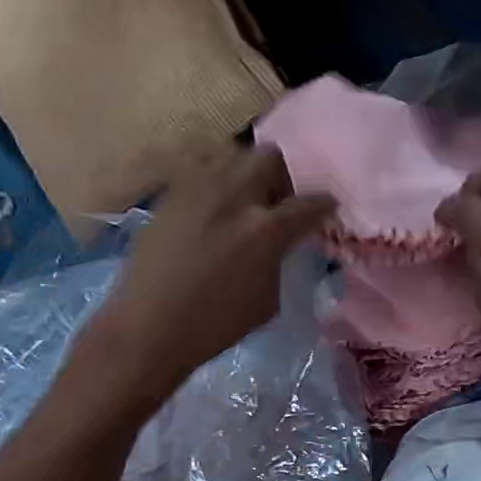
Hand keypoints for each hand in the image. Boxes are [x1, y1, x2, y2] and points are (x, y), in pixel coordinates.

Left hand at [89, 143, 335, 407]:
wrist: (152, 325)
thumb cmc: (218, 323)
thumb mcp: (268, 298)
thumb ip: (278, 259)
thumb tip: (280, 243)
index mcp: (266, 229)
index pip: (309, 203)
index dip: (324, 204)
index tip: (328, 206)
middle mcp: (234, 196)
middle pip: (269, 158)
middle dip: (283, 174)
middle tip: (281, 199)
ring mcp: (198, 189)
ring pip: (233, 155)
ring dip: (248, 171)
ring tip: (247, 196)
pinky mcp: (170, 193)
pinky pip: (202, 169)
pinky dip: (218, 179)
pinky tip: (217, 205)